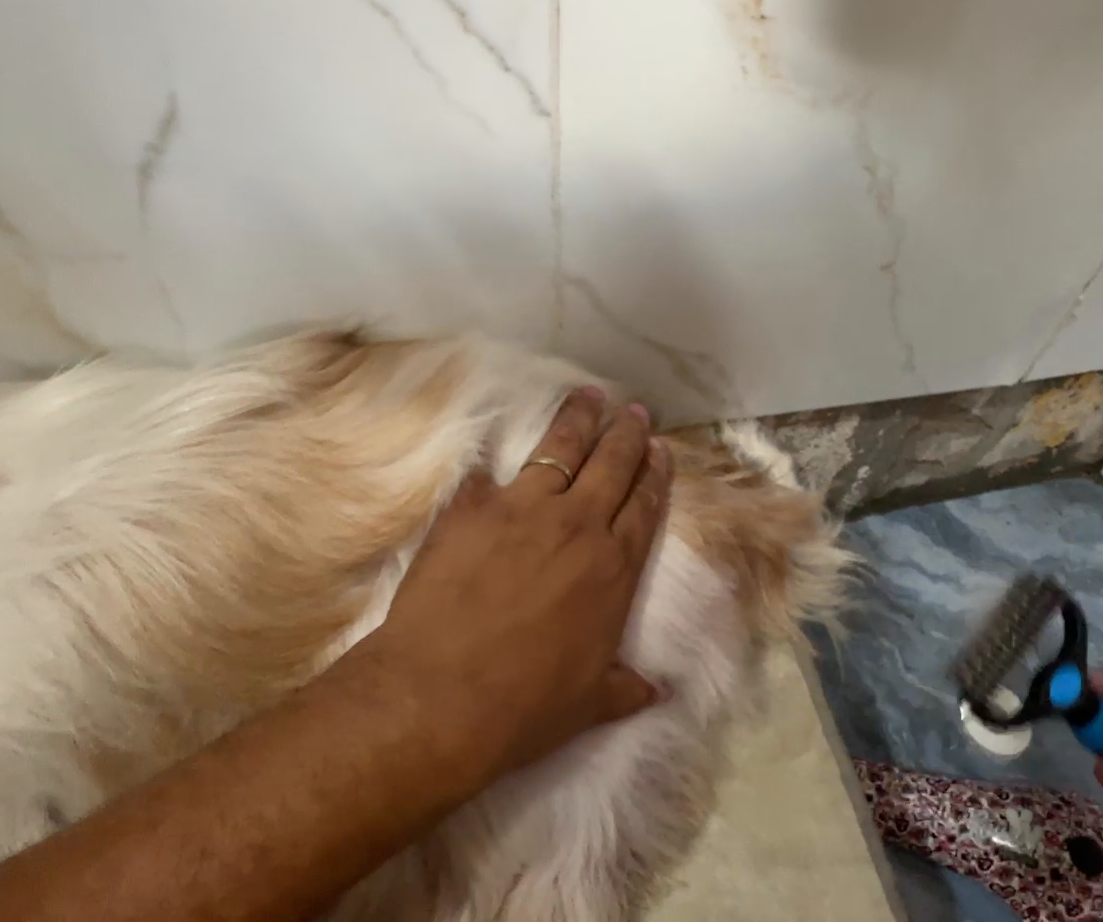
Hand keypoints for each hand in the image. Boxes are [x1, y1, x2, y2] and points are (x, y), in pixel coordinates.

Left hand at [367, 387, 670, 779]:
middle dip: (627, 432)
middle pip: (612, 464)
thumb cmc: (526, 706)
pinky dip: (491, 459)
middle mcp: (577, 526)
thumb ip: (626, 689)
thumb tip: (658, 692)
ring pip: (560, 449)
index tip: (661, 449)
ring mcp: (522, 510)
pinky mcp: (470, 508)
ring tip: (588, 394)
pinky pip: (486, 472)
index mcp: (614, 567)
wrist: (441, 696)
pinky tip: (491, 445)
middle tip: (635, 410)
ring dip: (578, 418)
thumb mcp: (591, 704)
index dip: (655, 473)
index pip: (644, 505)